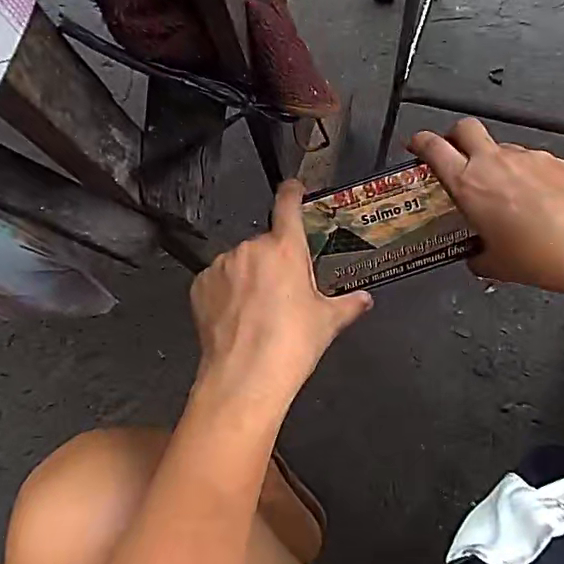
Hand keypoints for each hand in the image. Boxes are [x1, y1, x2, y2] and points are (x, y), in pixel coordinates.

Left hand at [189, 180, 373, 405]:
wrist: (245, 376)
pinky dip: (225, 292)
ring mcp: (221, 266)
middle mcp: (250, 249)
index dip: (291, 192)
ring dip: (248, 277)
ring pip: (239, 263)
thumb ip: (348, 304)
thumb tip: (364, 299)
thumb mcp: (327, 322)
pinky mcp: (200, 284)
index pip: (287, 205)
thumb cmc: (291, 345)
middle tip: (283, 294)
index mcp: (285, 249)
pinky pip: (217, 280)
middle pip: (265, 244)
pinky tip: (236, 317)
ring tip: (257, 313)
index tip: (292, 187)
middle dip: (273, 262)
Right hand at [408, 119, 563, 305]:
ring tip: (501, 192)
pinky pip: (531, 160)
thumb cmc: (546, 258)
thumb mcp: (496, 265)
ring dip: (492, 160)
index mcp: (469, 184)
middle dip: (453, 137)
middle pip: (464, 127)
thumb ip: (476, 255)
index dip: (419, 142)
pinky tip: (535, 201)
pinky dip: (524, 173)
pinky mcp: (558, 163)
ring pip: (500, 146)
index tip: (416, 146)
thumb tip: (476, 256)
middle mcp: (495, 163)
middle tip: (453, 157)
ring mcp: (529, 158)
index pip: (433, 146)